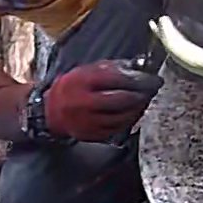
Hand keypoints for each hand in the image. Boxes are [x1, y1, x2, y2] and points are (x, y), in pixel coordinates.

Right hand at [35, 59, 161, 142]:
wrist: (48, 111)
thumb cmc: (74, 86)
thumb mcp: (87, 70)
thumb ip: (113, 68)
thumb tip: (141, 67)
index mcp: (82, 82)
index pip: (117, 80)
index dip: (139, 79)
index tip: (154, 79)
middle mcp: (83, 103)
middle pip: (121, 100)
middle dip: (142, 94)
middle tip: (154, 90)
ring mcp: (85, 121)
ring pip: (121, 117)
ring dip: (139, 108)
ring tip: (146, 100)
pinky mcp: (89, 135)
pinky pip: (116, 128)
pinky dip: (130, 120)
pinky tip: (136, 112)